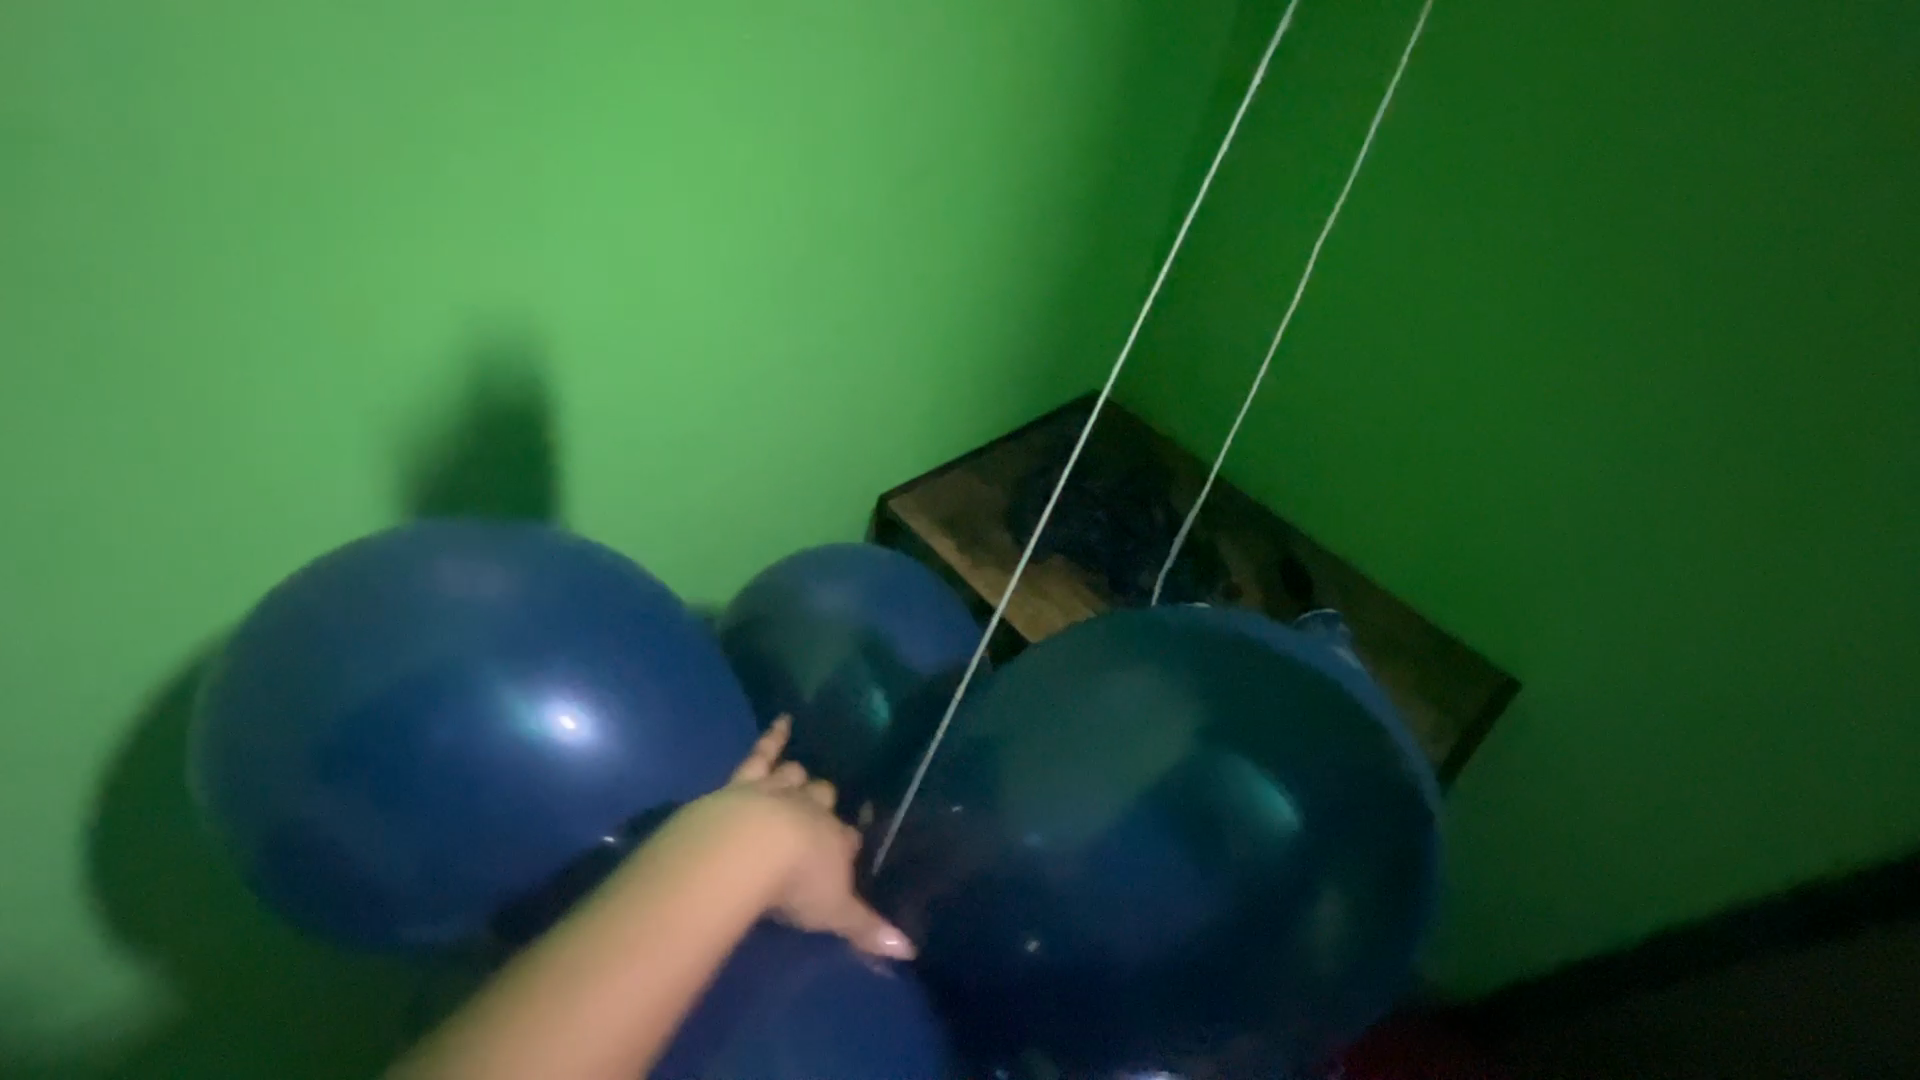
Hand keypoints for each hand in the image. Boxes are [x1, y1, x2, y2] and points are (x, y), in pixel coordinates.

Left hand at [684, 716, 914, 959]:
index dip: (848, 842)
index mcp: (835, 841)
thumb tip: (911, 952)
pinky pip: (761, 754)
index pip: (848, 839)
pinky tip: (781, 720)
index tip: (851, 845)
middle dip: (824, 802)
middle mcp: (811, 809)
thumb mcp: (834, 913)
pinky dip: (773, 736)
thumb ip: (868, 928)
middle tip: (824, 808)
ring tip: (802, 774)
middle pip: (823, 799)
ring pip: (796, 777)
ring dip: (799, 776)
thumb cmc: (796, 883)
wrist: (747, 848)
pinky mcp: (745, 782)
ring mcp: (778, 792)